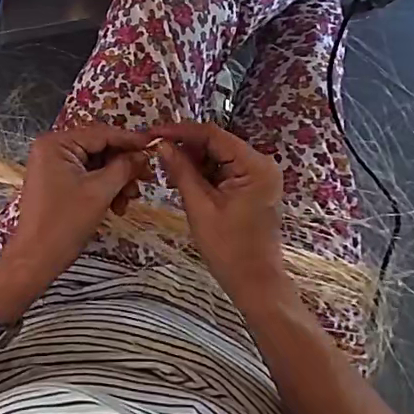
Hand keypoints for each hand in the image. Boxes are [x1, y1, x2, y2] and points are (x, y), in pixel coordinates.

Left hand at [0, 126, 148, 322]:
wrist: (37, 257)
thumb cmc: (65, 222)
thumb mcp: (100, 191)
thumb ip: (124, 167)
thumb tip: (143, 154)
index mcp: (56, 143)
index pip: (100, 133)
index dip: (130, 140)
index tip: (156, 145)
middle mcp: (51, 148)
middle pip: (98, 148)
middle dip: (123, 165)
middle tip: (147, 179)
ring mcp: (52, 165)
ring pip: (95, 164)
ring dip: (116, 180)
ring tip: (130, 199)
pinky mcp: (56, 181)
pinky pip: (86, 176)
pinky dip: (104, 188)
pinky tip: (116, 206)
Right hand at [150, 121, 287, 304]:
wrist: (255, 282)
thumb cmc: (228, 247)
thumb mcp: (199, 205)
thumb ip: (181, 170)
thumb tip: (161, 144)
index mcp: (255, 166)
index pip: (212, 135)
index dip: (179, 131)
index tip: (152, 133)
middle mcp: (261, 164)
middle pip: (215, 142)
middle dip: (184, 146)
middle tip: (154, 152)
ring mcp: (257, 175)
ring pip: (215, 155)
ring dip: (190, 159)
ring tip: (165, 169)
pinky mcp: (251, 185)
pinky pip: (221, 168)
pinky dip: (200, 171)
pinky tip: (180, 179)